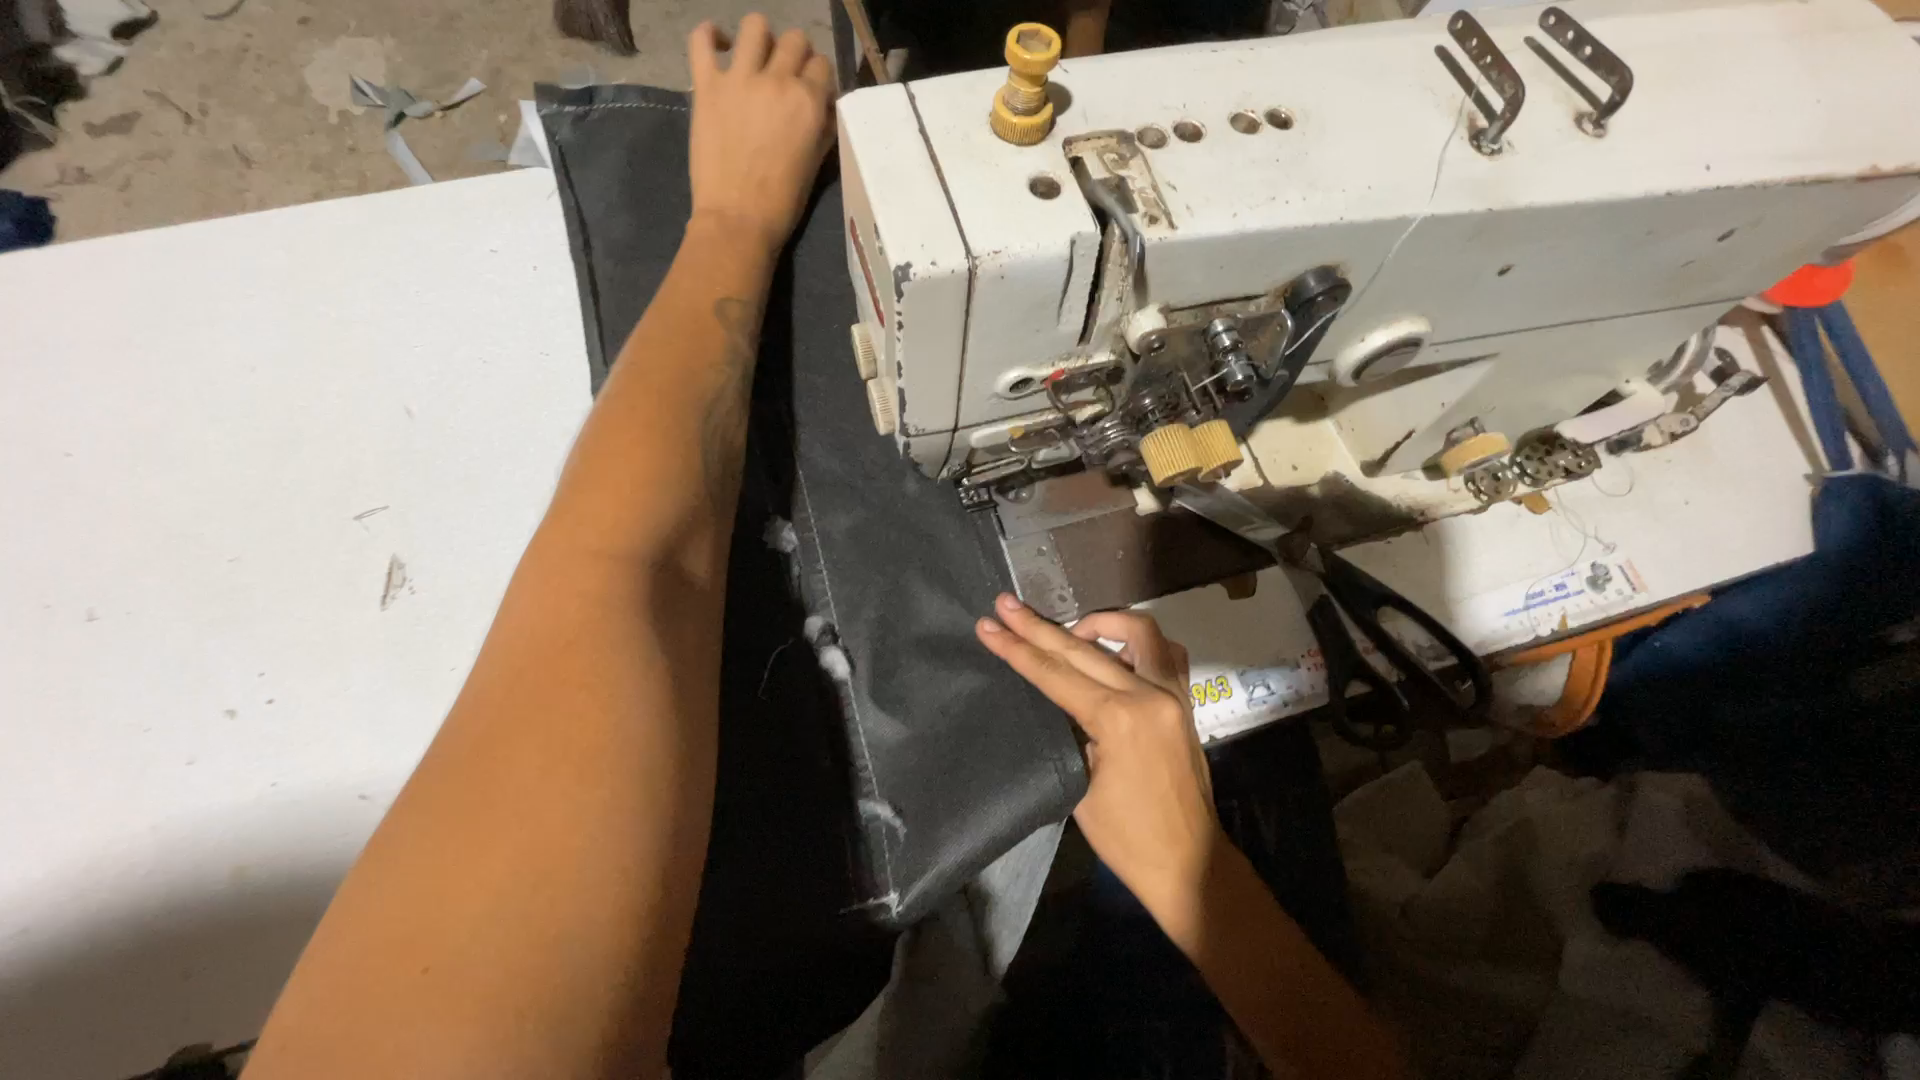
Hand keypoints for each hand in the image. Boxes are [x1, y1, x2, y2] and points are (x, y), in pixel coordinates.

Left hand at [687, 16, 834, 252]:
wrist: (738, 220)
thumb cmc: (783, 202)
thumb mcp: (817, 164)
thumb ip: (823, 129)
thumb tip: (824, 109)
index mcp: (809, 102)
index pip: (823, 66)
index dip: (818, 78)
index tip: (811, 92)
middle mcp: (778, 81)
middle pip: (795, 40)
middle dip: (795, 55)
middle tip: (785, 77)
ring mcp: (740, 79)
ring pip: (756, 26)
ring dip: (760, 38)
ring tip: (755, 59)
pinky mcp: (707, 86)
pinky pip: (702, 39)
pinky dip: (710, 35)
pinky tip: (718, 47)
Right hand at [976, 594, 1223, 931]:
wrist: (1188, 863)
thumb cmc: (1126, 837)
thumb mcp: (1079, 784)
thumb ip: (1069, 730)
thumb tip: (1058, 698)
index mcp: (1119, 718)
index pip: (1055, 673)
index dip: (1016, 648)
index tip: (988, 624)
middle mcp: (1149, 694)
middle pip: (1083, 647)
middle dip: (1038, 627)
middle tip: (1006, 604)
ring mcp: (1174, 694)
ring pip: (1136, 631)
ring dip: (1097, 623)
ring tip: (1068, 630)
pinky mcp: (1185, 702)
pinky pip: (1165, 652)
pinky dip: (1136, 643)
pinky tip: (1115, 651)